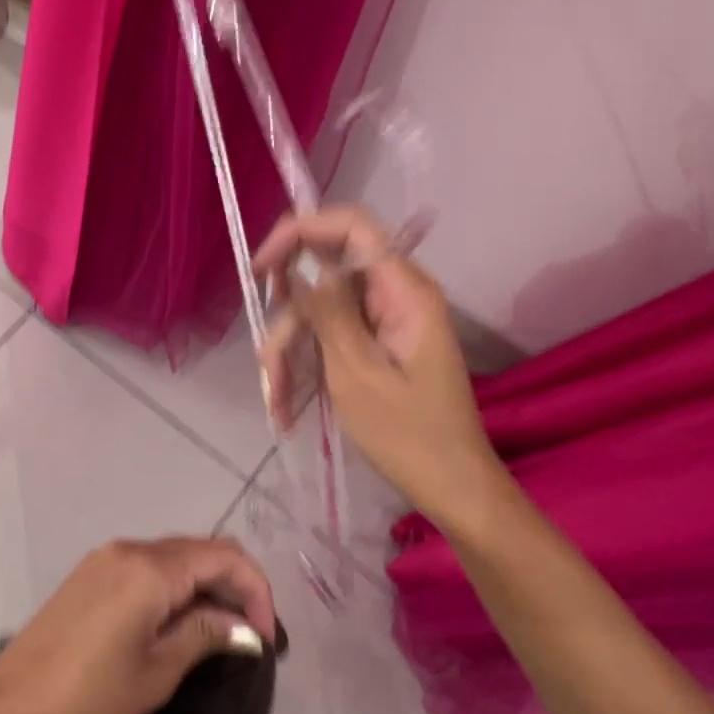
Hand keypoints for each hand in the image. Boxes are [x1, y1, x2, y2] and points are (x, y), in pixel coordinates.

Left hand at [0, 538, 275, 713]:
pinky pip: (147, 568)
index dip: (256, 590)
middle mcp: (129, 549)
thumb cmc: (89, 695)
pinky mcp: (91, 574)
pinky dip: (174, 588)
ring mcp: (106, 558)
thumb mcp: (158, 670)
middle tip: (249, 636)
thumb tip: (243, 628)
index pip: (224, 556)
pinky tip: (180, 623)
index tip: (265, 637)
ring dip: (204, 587)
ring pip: (174, 558)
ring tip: (221, 634)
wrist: (10, 705)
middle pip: (200, 551)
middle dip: (233, 586)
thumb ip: (206, 635)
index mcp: (151, 568)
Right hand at [252, 205, 502, 526]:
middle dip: (289, 320)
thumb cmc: (409, 434)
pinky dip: (306, 367)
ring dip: (291, 354)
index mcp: (403, 290)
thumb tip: (298, 266)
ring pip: (319, 313)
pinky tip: (289, 407)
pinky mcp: (376, 345)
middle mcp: (395, 295)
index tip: (261, 268)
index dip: (300, 231)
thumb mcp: (356, 373)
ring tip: (279, 404)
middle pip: (323, 277)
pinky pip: (330, 339)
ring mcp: (385, 321)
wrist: (452, 486)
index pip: (350, 226)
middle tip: (268, 364)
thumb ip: (328, 313)